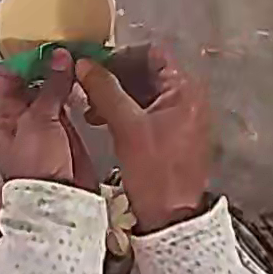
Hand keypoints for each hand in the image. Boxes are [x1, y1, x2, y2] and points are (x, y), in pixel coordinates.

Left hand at [0, 49, 94, 186]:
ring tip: (79, 54)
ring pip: (53, 89)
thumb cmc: (36, 166)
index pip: (10, 77)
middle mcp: (23, 116)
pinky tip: (87, 76)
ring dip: (64, 74)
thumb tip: (60, 56)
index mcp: (4, 114)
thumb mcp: (39, 120)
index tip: (42, 39)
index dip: (24, 58)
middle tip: (65, 42)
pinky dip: (77, 88)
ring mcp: (46, 122)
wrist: (60, 202)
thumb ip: (51, 86)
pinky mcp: (66, 129)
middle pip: (33, 81)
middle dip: (47, 63)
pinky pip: (70, 102)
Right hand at [73, 44, 211, 232]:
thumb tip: (84, 63)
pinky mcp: (174, 131)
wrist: (173, 219)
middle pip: (148, 71)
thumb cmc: (155, 171)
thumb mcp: (126, 127)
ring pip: (145, 91)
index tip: (96, 66)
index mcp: (185, 89)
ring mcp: (182, 114)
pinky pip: (148, 109)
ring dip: (117, 95)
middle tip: (89, 86)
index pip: (153, 54)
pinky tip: (102, 120)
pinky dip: (126, 110)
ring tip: (91, 108)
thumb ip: (105, 90)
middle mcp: (189, 96)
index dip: (123, 56)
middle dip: (116, 77)